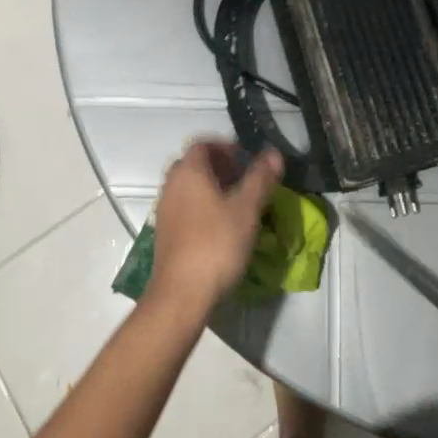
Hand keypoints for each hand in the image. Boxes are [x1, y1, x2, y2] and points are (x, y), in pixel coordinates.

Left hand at [148, 140, 282, 315]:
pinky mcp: (164, 232)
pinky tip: (220, 228)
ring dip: (211, 188)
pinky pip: (184, 206)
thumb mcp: (247, 209)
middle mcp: (171, 184)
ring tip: (236, 205)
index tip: (246, 160)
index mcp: (188, 171)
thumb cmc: (216, 244)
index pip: (203, 144)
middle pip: (194, 164)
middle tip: (244, 181)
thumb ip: (260, 178)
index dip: (226, 147)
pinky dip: (202, 207)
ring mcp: (164, 209)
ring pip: (188, 187)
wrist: (181, 293)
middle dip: (220, 167)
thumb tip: (273, 154)